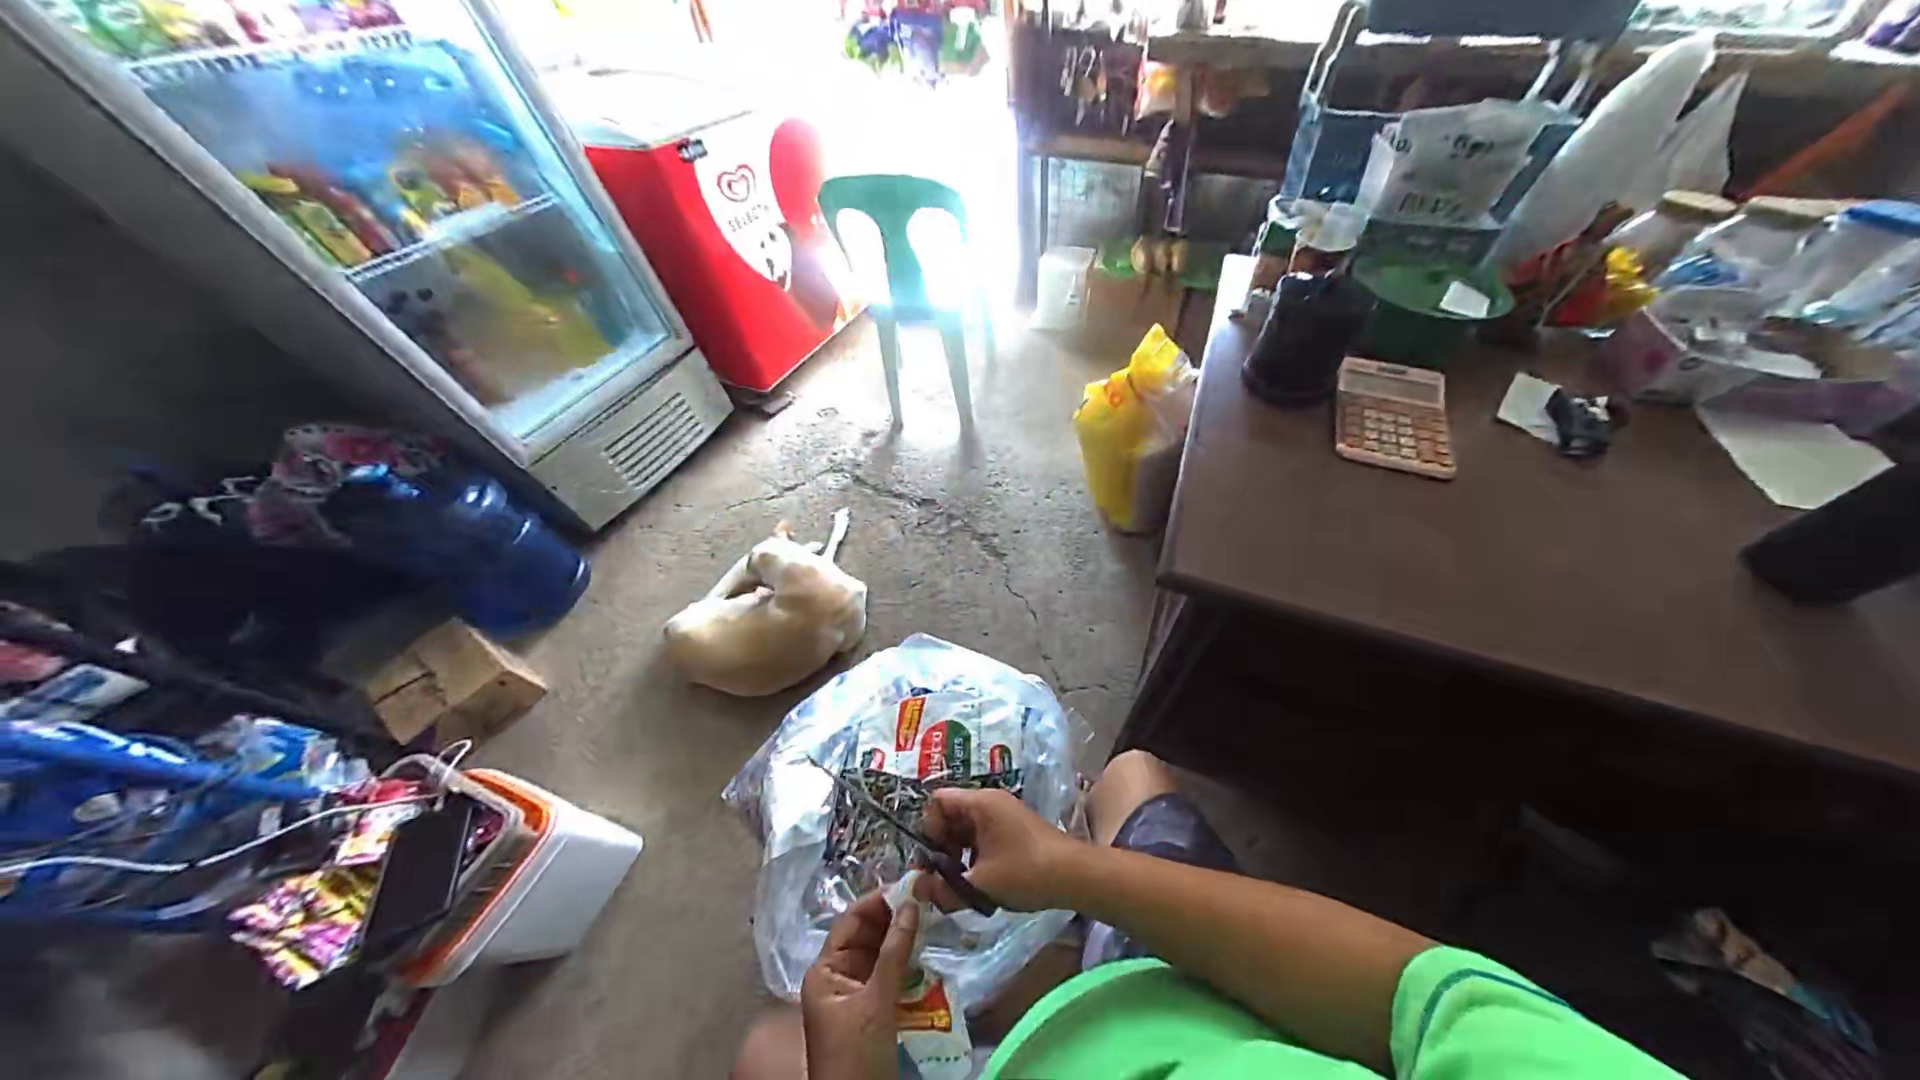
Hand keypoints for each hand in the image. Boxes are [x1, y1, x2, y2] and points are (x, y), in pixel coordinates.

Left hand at [800, 891, 917, 1079]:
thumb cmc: (856, 1056)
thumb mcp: (876, 1003)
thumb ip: (894, 952)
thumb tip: (911, 903)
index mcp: (826, 970)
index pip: (852, 921)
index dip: (879, 899)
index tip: (910, 882)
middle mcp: (838, 975)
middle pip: (867, 933)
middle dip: (895, 913)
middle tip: (927, 893)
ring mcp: (857, 991)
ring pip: (881, 950)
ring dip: (903, 933)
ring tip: (931, 911)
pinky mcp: (874, 1007)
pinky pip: (890, 971)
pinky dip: (907, 958)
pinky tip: (926, 944)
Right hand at [918, 788, 1086, 912]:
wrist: (1075, 876)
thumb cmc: (1025, 871)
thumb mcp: (981, 884)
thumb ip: (945, 888)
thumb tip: (917, 890)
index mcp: (980, 803)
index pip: (938, 801)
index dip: (929, 828)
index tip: (932, 858)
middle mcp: (990, 803)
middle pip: (951, 815)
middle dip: (941, 846)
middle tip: (939, 877)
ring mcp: (1003, 816)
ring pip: (966, 830)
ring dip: (957, 855)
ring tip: (958, 884)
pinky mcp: (1013, 831)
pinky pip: (982, 838)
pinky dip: (974, 857)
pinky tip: (978, 883)